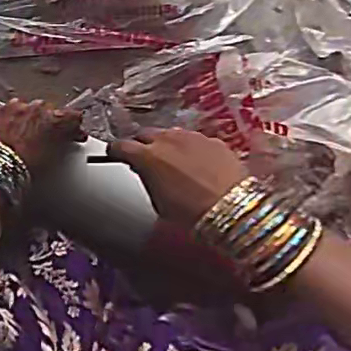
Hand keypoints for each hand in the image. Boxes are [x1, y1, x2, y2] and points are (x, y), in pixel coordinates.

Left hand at [0, 100, 84, 176]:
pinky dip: (9, 119)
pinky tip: (8, 133)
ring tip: (23, 138)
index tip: (73, 133)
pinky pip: (8, 111)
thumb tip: (67, 140)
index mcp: (56, 119)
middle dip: (49, 123)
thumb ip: (65, 142)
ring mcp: (17, 107)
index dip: (74, 127)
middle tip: (45, 139)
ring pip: (28, 108)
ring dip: (28, 119)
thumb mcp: (56, 159)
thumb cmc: (25, 169)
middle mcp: (37, 107)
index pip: (74, 116)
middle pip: (50, 110)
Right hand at [103, 129, 247, 226]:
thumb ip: (147, 183)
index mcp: (148, 157)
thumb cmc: (193, 216)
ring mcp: (193, 137)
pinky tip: (198, 164)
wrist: (234, 211)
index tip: (116, 154)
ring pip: (172, 134)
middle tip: (144, 158)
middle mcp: (168, 140)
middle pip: (146, 134)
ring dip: (167, 144)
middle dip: (142, 144)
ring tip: (172, 162)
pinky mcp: (214, 141)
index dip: (116, 151)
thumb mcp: (158, 206)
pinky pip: (196, 139)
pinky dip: (192, 148)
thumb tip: (146, 177)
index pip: (121, 146)